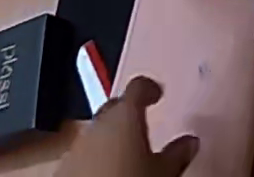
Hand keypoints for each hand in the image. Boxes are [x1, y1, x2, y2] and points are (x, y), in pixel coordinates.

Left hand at [56, 76, 199, 176]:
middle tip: (143, 127)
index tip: (157, 93)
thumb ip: (177, 152)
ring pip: (97, 131)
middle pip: (116, 107)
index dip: (150, 87)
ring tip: (126, 156)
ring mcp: (77, 145)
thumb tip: (190, 143)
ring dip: (110, 137)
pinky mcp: (63, 167)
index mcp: (125, 113)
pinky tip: (106, 172)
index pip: (139, 85)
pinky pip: (84, 153)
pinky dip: (95, 156)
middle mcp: (99, 122)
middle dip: (128, 113)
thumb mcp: (163, 172)